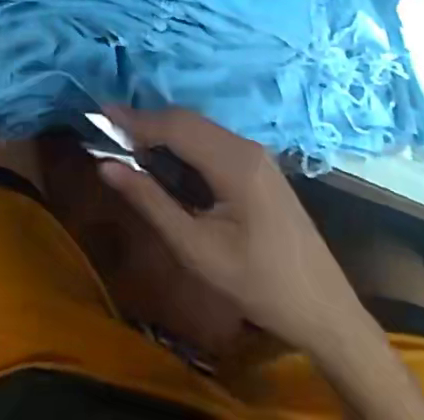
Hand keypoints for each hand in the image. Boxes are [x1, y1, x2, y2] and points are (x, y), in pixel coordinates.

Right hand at [97, 109, 362, 349]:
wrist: (323, 309)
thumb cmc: (258, 284)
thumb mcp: (196, 249)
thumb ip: (150, 202)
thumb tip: (106, 166)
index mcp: (235, 163)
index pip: (175, 126)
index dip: (135, 119)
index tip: (99, 115)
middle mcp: (247, 147)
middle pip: (187, 121)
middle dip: (147, 122)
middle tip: (108, 131)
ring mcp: (257, 156)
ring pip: (200, 128)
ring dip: (164, 132)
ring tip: (129, 145)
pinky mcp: (259, 167)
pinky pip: (213, 142)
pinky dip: (184, 144)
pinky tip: (166, 161)